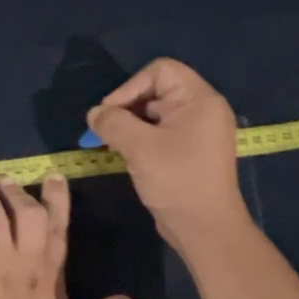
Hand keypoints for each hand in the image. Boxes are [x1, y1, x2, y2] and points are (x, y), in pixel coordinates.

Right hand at [85, 58, 249, 254]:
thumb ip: (113, 123)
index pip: (161, 71)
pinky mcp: (189, 153)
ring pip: (155, 115)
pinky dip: (140, 139)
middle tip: (102, 132)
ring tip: (109, 144)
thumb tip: (94, 113)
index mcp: (199, 99)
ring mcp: (197, 132)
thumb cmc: (176, 181)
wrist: (204, 227)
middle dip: (126, 108)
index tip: (108, 113)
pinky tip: (124, 154)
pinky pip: (161, 134)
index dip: (130, 87)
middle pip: (156, 92)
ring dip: (129, 126)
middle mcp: (202, 110)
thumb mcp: (140, 148)